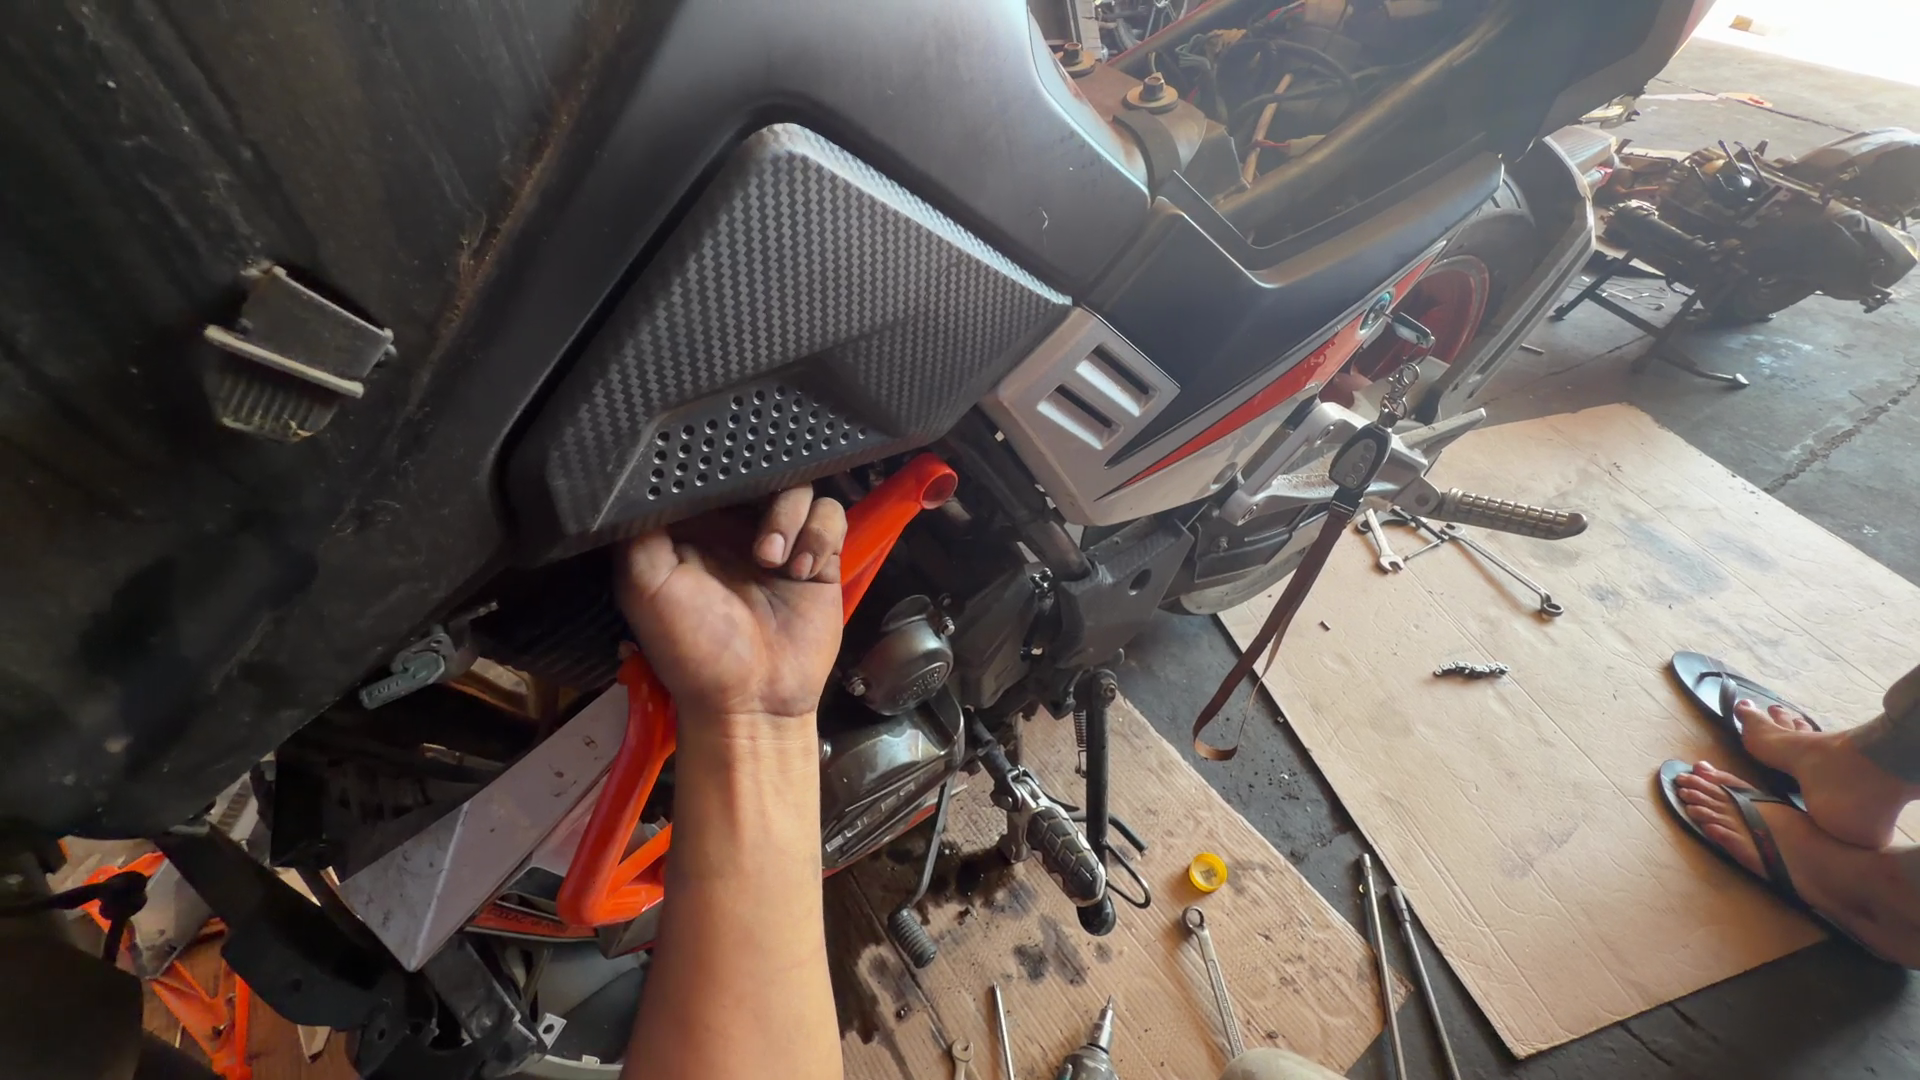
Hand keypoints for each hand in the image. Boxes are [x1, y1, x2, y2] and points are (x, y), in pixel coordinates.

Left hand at [614, 486, 846, 725]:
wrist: (754, 700)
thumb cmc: (694, 649)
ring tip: (776, 561)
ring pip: (801, 489)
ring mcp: (784, 542)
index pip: (711, 476)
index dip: (719, 469)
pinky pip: (831, 517)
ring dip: (792, 517)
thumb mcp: (645, 588)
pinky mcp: (821, 558)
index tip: (722, 480)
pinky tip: (804, 570)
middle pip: (762, 474)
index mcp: (696, 530)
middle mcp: (739, 529)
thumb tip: (649, 479)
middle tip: (754, 535)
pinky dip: (821, 535)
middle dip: (763, 492)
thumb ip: (640, 530)